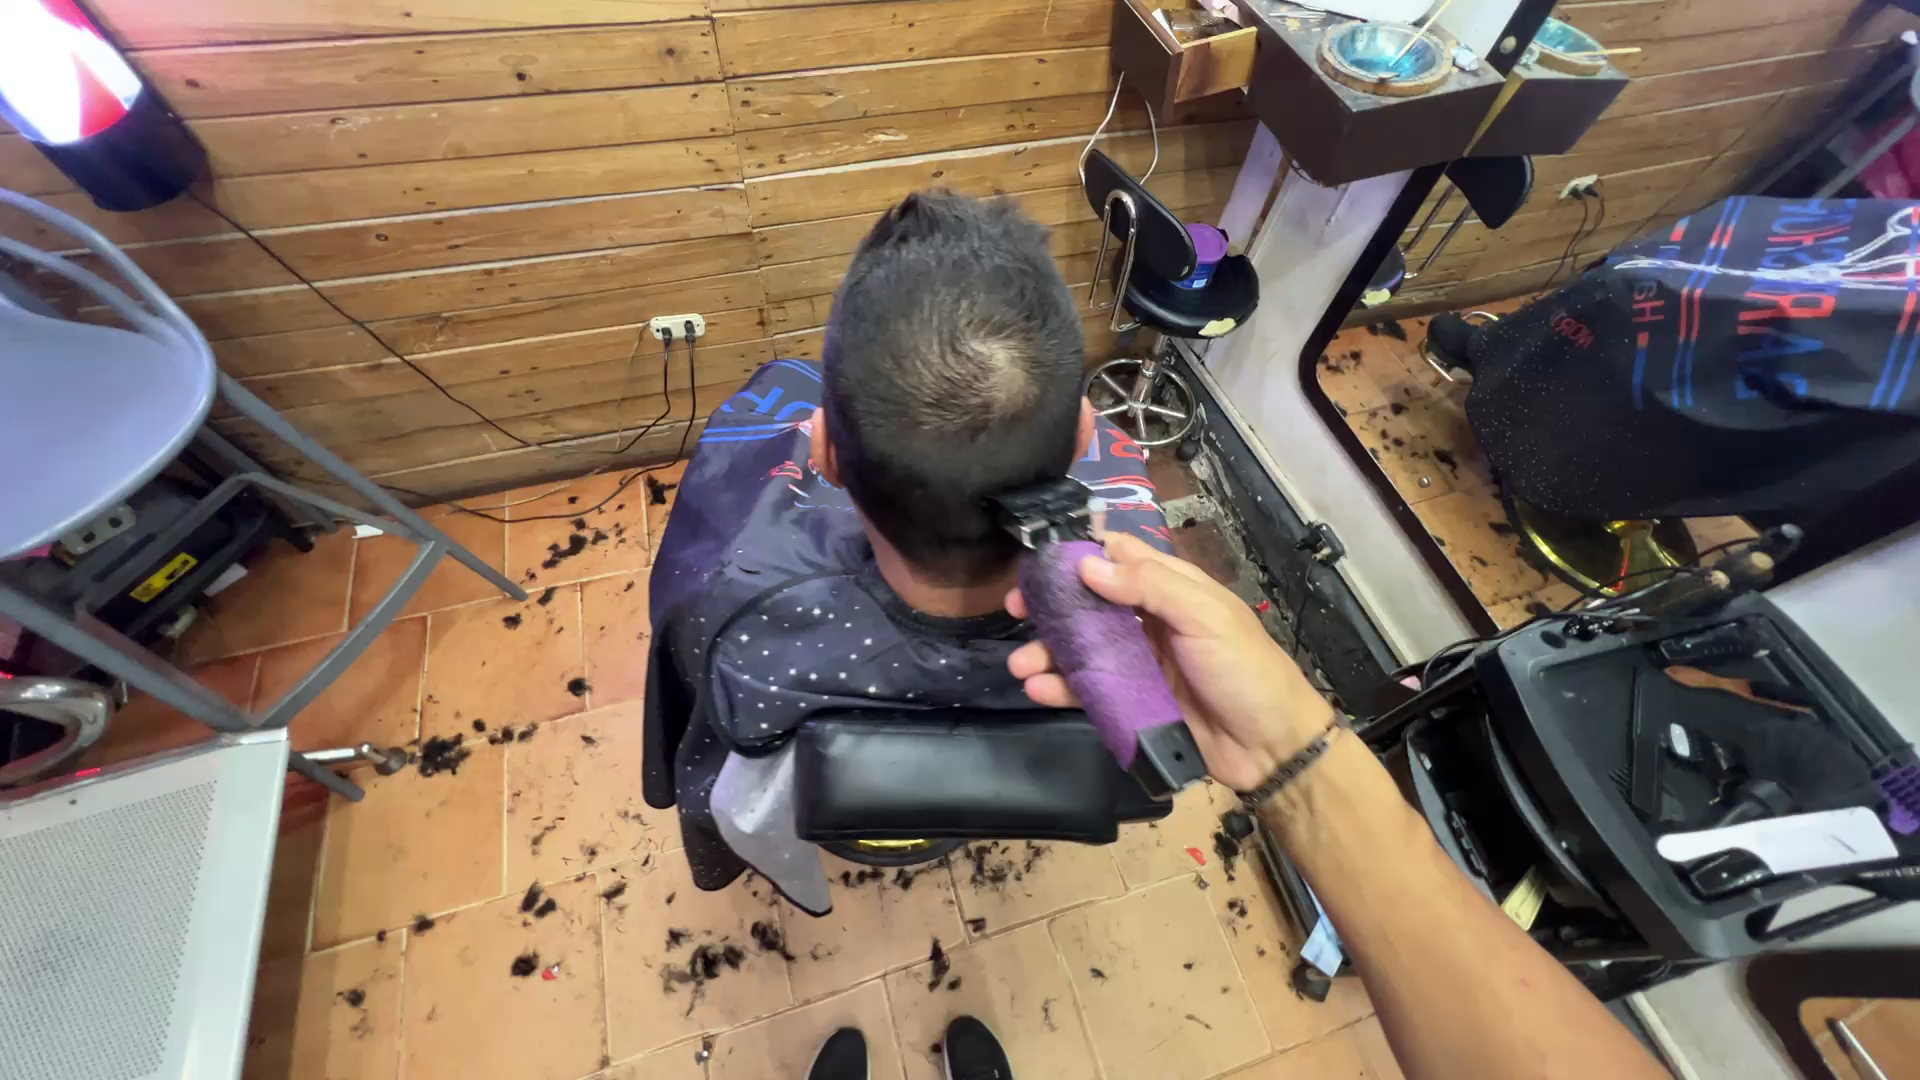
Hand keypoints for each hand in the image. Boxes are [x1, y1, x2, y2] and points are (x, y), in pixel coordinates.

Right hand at [1006, 533, 1336, 791]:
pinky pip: (1087, 688)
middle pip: (1087, 602)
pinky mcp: (1129, 700)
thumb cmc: (1245, 670)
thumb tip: (1088, 566)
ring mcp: (1136, 661)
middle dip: (1049, 605)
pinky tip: (1038, 689)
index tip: (1039, 560)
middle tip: (1014, 609)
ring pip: (1080, 647)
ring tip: (1019, 666)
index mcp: (1169, 588)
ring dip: (1047, 651)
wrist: (1271, 747)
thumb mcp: (1205, 616)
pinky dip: (1060, 687)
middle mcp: (1146, 619)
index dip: (1077, 554)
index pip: (1116, 558)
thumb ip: (1150, 586)